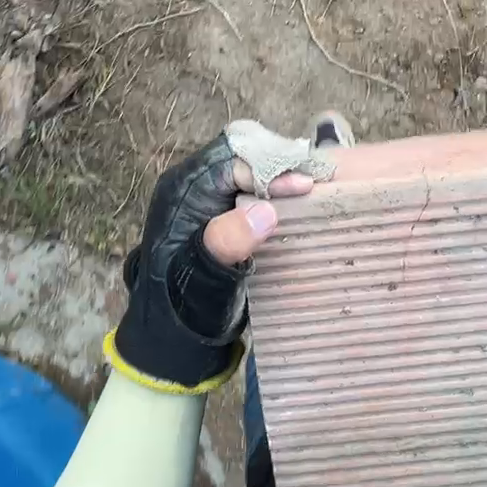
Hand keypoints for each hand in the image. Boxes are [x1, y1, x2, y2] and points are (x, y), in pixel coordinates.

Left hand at [105, 124, 332, 394]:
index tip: (304, 187)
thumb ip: (227, 242)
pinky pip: (253, 186)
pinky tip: (301, 202)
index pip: (232, 160)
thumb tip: (266, 212)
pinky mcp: (223, 210)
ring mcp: (208, 196)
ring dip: (282, 176)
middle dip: (280, 165)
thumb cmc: (184, 305)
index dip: (270, 169)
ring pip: (251, 167)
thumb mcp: (205, 278)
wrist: (170, 330)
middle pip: (244, 155)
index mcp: (183, 190)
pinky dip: (278, 191)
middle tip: (315, 182)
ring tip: (314, 189)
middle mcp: (194, 184)